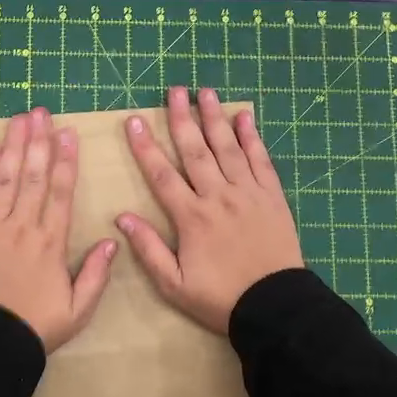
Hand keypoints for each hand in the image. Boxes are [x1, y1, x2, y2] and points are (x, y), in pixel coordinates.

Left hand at [0, 107, 116, 351]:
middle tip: (41, 111)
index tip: (67, 132)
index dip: (65, 160)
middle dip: (37, 140)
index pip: (60, 192)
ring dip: (12, 145)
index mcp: (50, 242)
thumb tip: (113, 240)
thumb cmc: (34, 326)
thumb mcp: (77, 310)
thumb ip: (96, 275)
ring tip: (18, 118)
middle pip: (31, 175)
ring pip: (4, 178)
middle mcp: (21, 227)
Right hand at [117, 87, 303, 333]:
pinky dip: (252, 137)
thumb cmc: (219, 298)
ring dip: (214, 118)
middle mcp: (218, 197)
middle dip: (182, 118)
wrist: (275, 307)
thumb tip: (122, 217)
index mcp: (191, 217)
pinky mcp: (272, 197)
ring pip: (228, 148)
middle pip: (196, 150)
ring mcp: (247, 194)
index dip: (145, 147)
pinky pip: (261, 160)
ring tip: (205, 92)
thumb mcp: (174, 284)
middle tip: (174, 90)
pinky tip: (244, 117)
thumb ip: (148, 248)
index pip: (162, 174)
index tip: (133, 121)